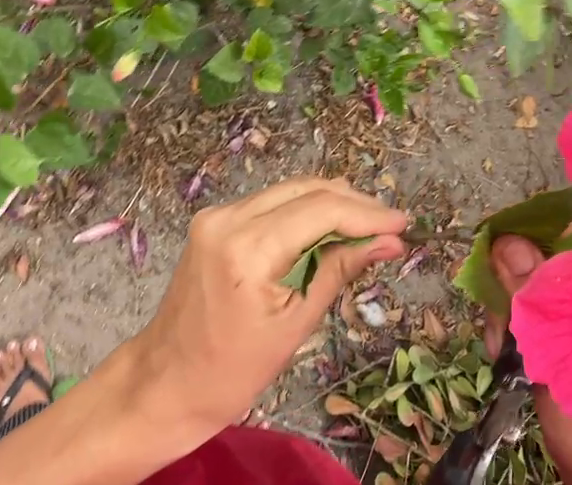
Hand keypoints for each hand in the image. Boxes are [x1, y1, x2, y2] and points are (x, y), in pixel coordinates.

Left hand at [124, 178, 407, 440]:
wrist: (168, 381)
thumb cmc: (234, 369)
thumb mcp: (296, 324)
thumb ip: (340, 270)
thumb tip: (390, 242)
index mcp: (247, 246)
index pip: (320, 210)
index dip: (366, 214)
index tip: (404, 224)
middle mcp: (228, 217)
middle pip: (304, 190)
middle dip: (352, 203)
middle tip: (391, 225)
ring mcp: (217, 215)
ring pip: (287, 192)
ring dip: (329, 203)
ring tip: (369, 226)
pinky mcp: (213, 220)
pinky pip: (269, 204)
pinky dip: (302, 211)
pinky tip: (328, 229)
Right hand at [485, 234, 571, 484]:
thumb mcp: (559, 357)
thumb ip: (534, 296)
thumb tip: (506, 239)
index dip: (536, 231)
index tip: (498, 250)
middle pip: (554, 258)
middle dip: (515, 278)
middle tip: (495, 315)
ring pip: (542, 285)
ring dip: (511, 306)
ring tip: (497, 344)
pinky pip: (544, 311)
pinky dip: (519, 324)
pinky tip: (503, 349)